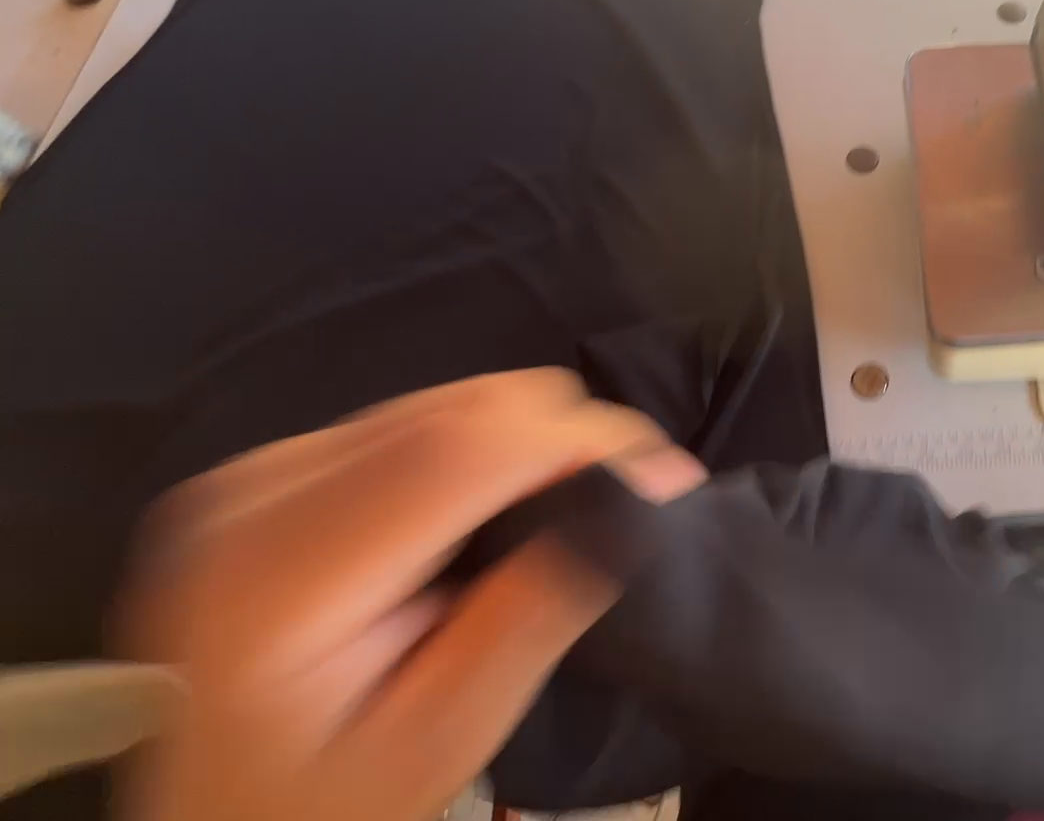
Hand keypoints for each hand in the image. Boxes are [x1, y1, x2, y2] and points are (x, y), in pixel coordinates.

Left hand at [116, 369, 705, 820]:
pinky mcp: (291, 465)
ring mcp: (268, 472)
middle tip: (628, 498)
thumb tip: (627, 501)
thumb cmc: (345, 797)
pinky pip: (434, 413)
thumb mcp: (453, 728)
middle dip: (573, 436)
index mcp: (281, 576)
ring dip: (540, 438)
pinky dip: (501, 441)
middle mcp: (259, 497)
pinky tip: (510, 499)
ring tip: (573, 502)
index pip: (460, 450)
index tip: (669, 475)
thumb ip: (534, 609)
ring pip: (459, 398)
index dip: (582, 441)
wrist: (238, 813)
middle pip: (464, 409)